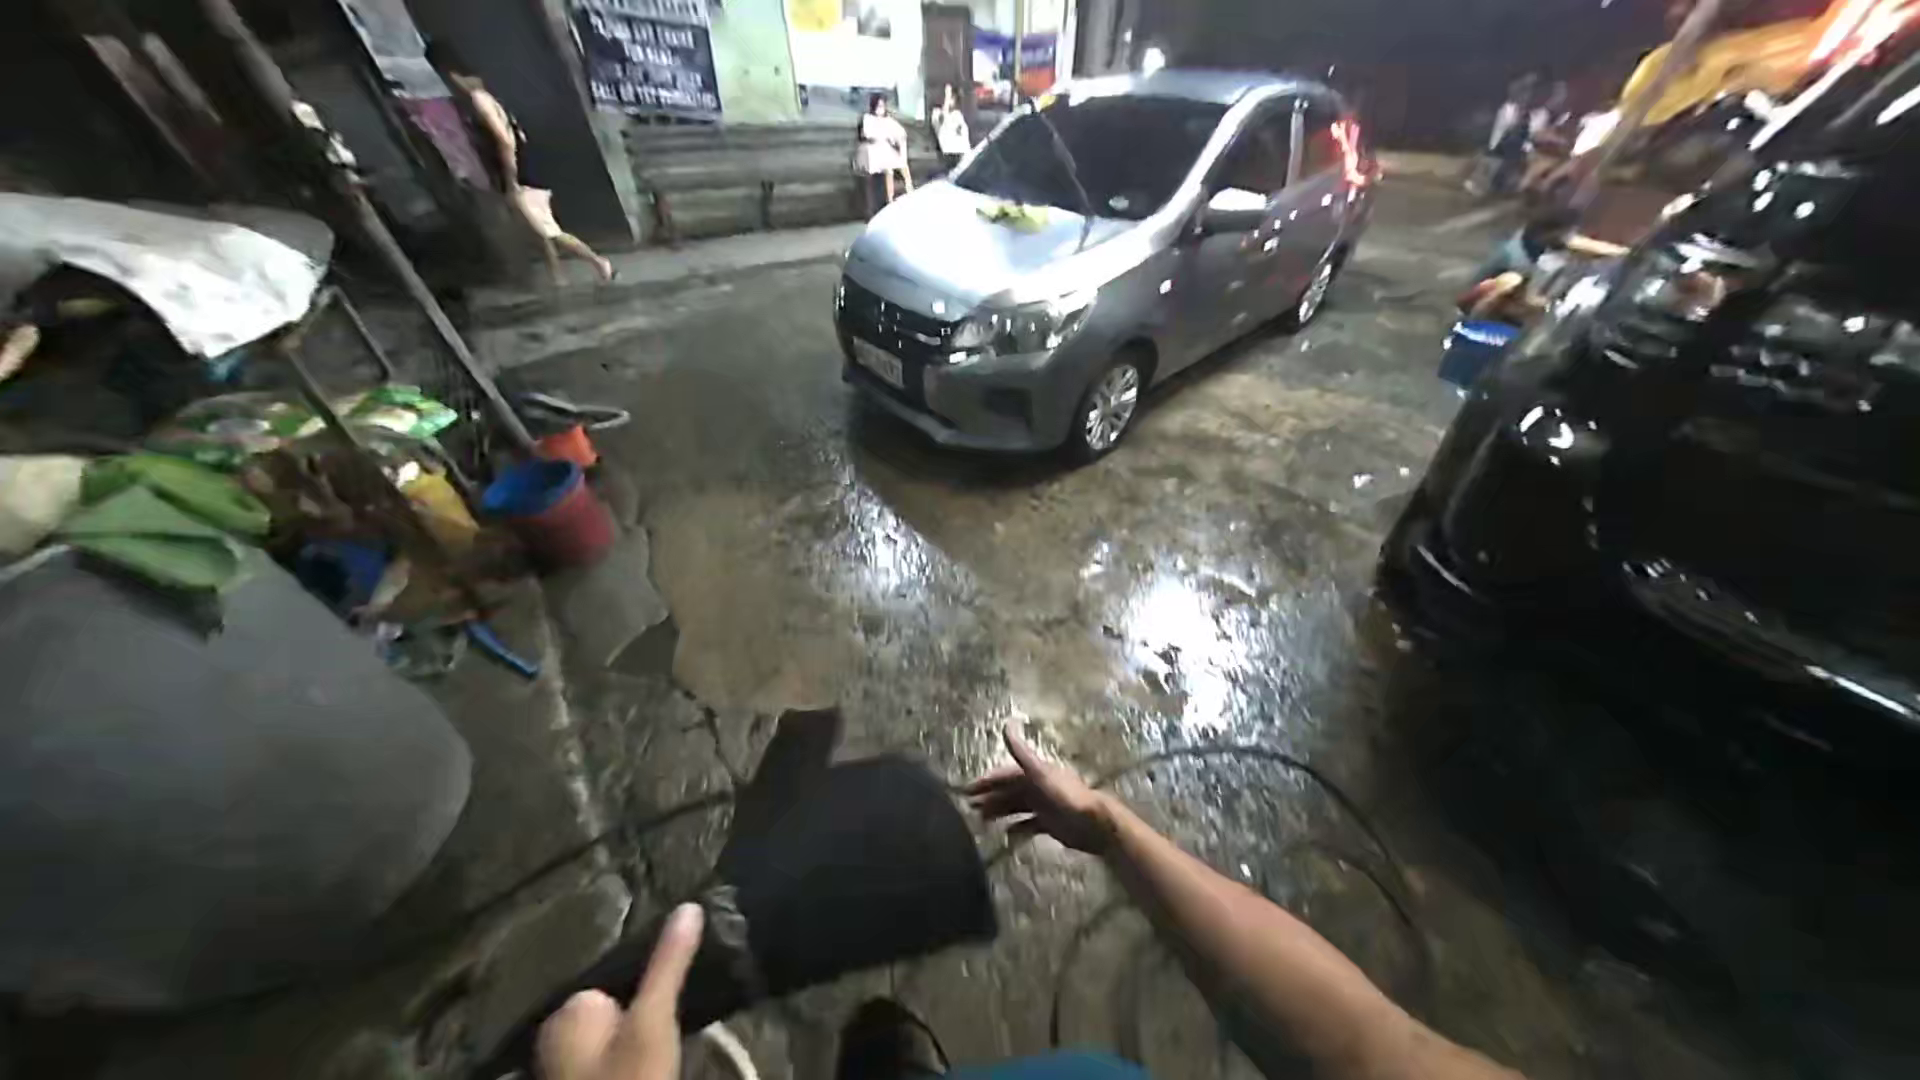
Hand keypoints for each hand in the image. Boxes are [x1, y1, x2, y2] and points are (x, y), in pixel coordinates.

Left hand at [536, 903, 703, 1079]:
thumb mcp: (654, 1019)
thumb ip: (669, 962)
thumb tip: (689, 906)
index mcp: (567, 1014)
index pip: (619, 978)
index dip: (644, 994)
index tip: (662, 1015)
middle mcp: (554, 1040)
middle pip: (616, 1006)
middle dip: (639, 1017)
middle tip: (661, 1043)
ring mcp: (561, 1073)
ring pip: (612, 1038)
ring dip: (634, 1045)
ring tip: (657, 1062)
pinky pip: (606, 1063)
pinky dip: (624, 1067)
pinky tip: (642, 1075)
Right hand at [965, 722, 1115, 853]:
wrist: (1093, 822)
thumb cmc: (1065, 795)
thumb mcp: (1040, 772)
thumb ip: (1022, 751)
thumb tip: (1007, 724)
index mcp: (1034, 773)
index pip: (1004, 775)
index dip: (986, 781)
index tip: (968, 790)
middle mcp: (1037, 786)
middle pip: (1008, 791)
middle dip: (989, 797)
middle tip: (970, 808)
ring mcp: (1044, 805)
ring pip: (1016, 807)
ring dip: (1000, 811)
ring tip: (982, 820)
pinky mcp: (1050, 823)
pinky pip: (1029, 824)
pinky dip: (1017, 828)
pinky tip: (1007, 834)